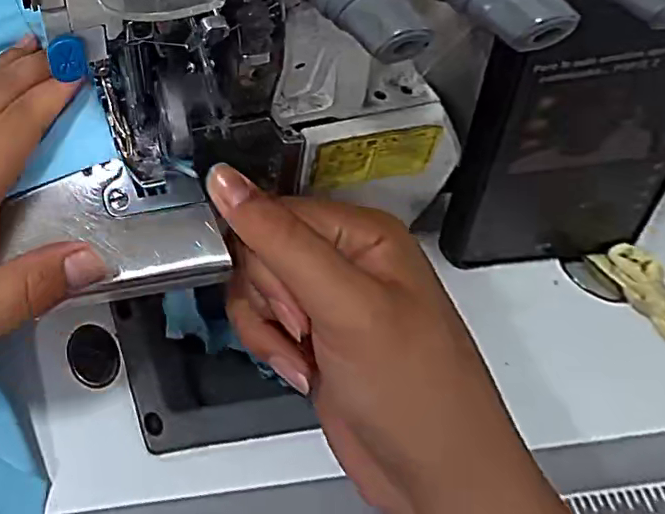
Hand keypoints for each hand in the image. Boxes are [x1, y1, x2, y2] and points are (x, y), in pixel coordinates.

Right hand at [207, 165, 563, 513]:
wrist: (439, 490)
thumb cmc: (423, 399)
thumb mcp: (344, 305)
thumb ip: (277, 237)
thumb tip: (225, 180)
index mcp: (360, 232)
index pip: (271, 208)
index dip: (262, 250)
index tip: (287, 293)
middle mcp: (341, 257)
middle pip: (255, 245)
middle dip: (267, 293)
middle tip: (304, 324)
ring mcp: (324, 295)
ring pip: (249, 280)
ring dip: (263, 322)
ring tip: (304, 350)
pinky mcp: (308, 328)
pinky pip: (255, 313)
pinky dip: (266, 341)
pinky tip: (300, 365)